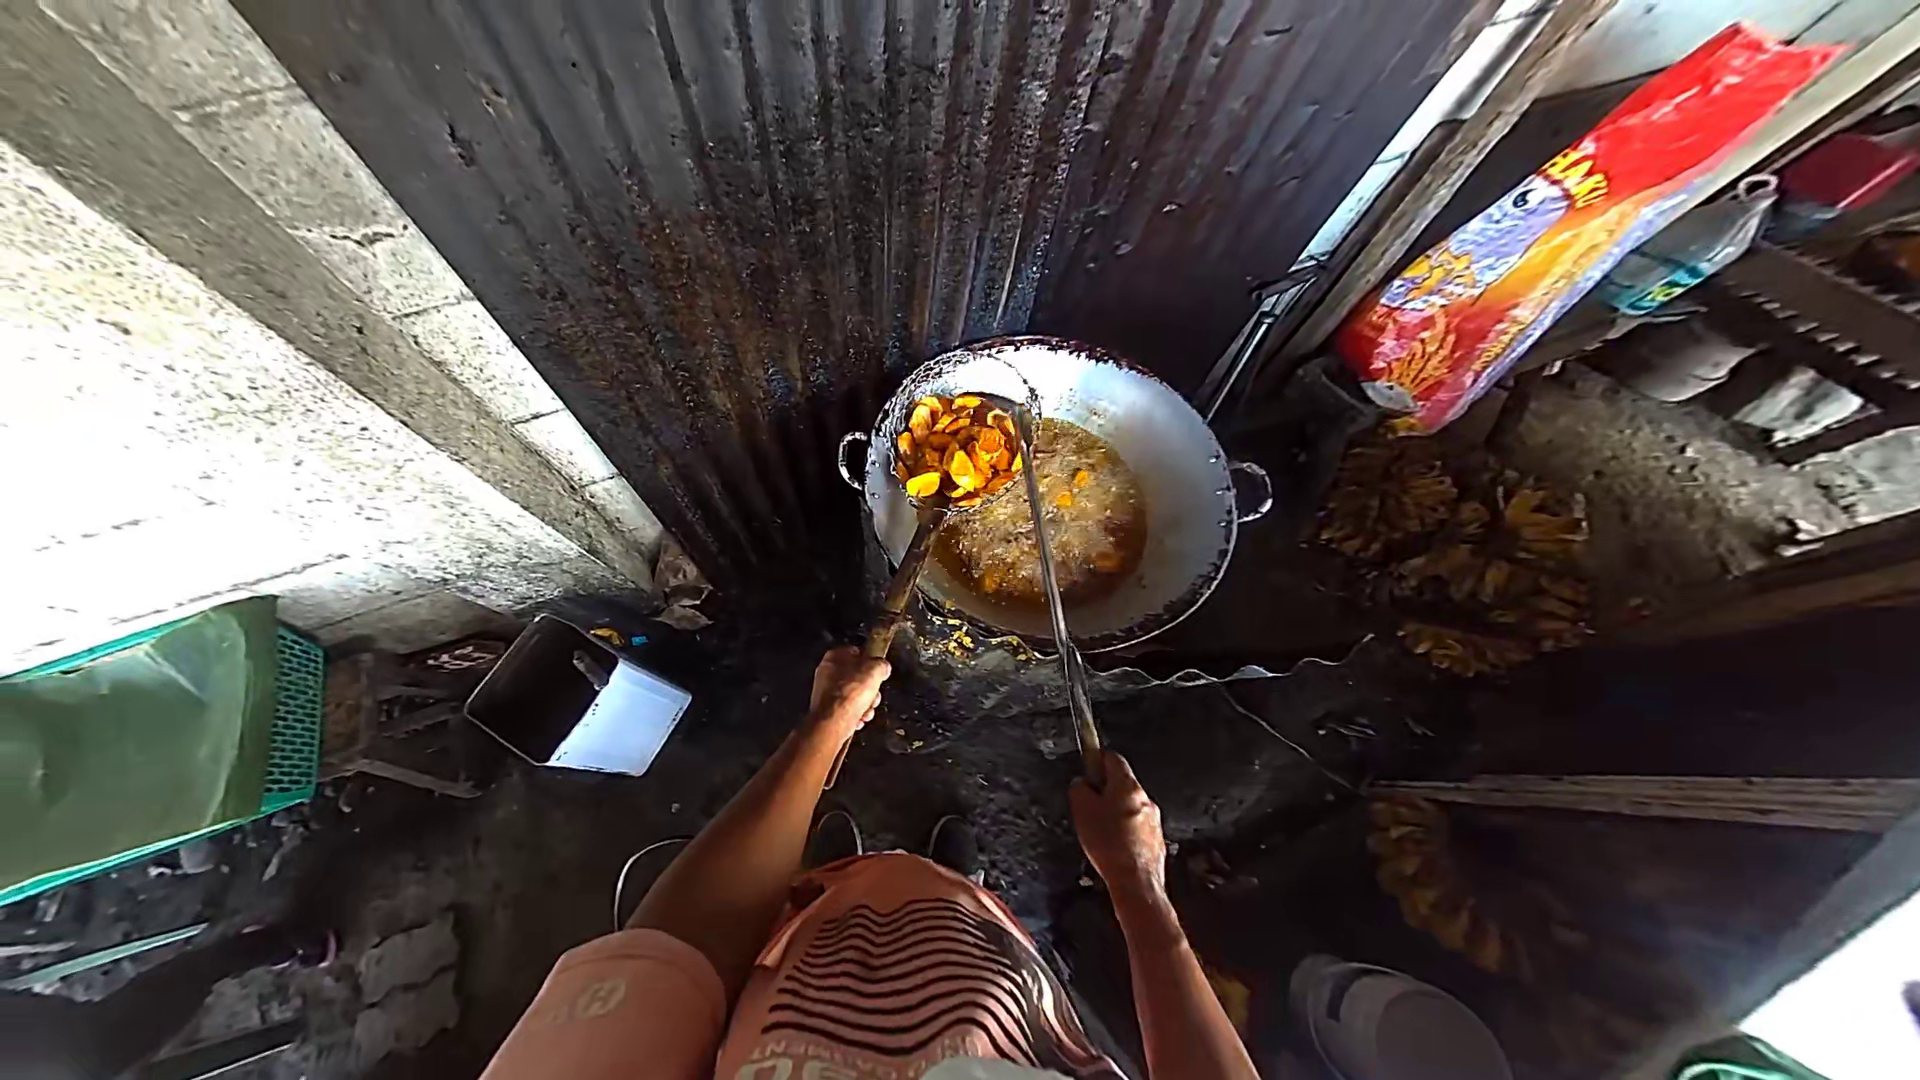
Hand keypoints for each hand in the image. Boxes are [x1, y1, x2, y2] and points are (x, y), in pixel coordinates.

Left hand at [807, 646, 889, 739]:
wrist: (833, 723)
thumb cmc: (850, 693)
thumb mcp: (875, 671)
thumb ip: (881, 665)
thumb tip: (883, 668)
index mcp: (835, 657)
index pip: (857, 653)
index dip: (871, 662)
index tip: (878, 672)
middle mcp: (826, 673)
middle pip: (857, 677)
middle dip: (870, 689)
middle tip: (874, 696)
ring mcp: (825, 693)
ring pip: (854, 696)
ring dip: (865, 704)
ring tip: (867, 710)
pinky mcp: (826, 711)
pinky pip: (847, 709)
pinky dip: (855, 715)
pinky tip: (860, 718)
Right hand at [1070, 751, 1166, 901]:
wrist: (1135, 882)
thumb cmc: (1109, 845)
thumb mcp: (1081, 810)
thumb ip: (1079, 788)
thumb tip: (1081, 783)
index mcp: (1127, 785)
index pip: (1113, 757)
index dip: (1097, 759)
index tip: (1088, 765)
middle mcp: (1145, 798)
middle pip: (1122, 782)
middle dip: (1105, 789)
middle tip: (1089, 804)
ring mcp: (1153, 819)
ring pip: (1130, 805)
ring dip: (1115, 810)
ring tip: (1100, 830)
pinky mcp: (1156, 839)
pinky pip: (1137, 825)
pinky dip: (1125, 829)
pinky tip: (1114, 845)